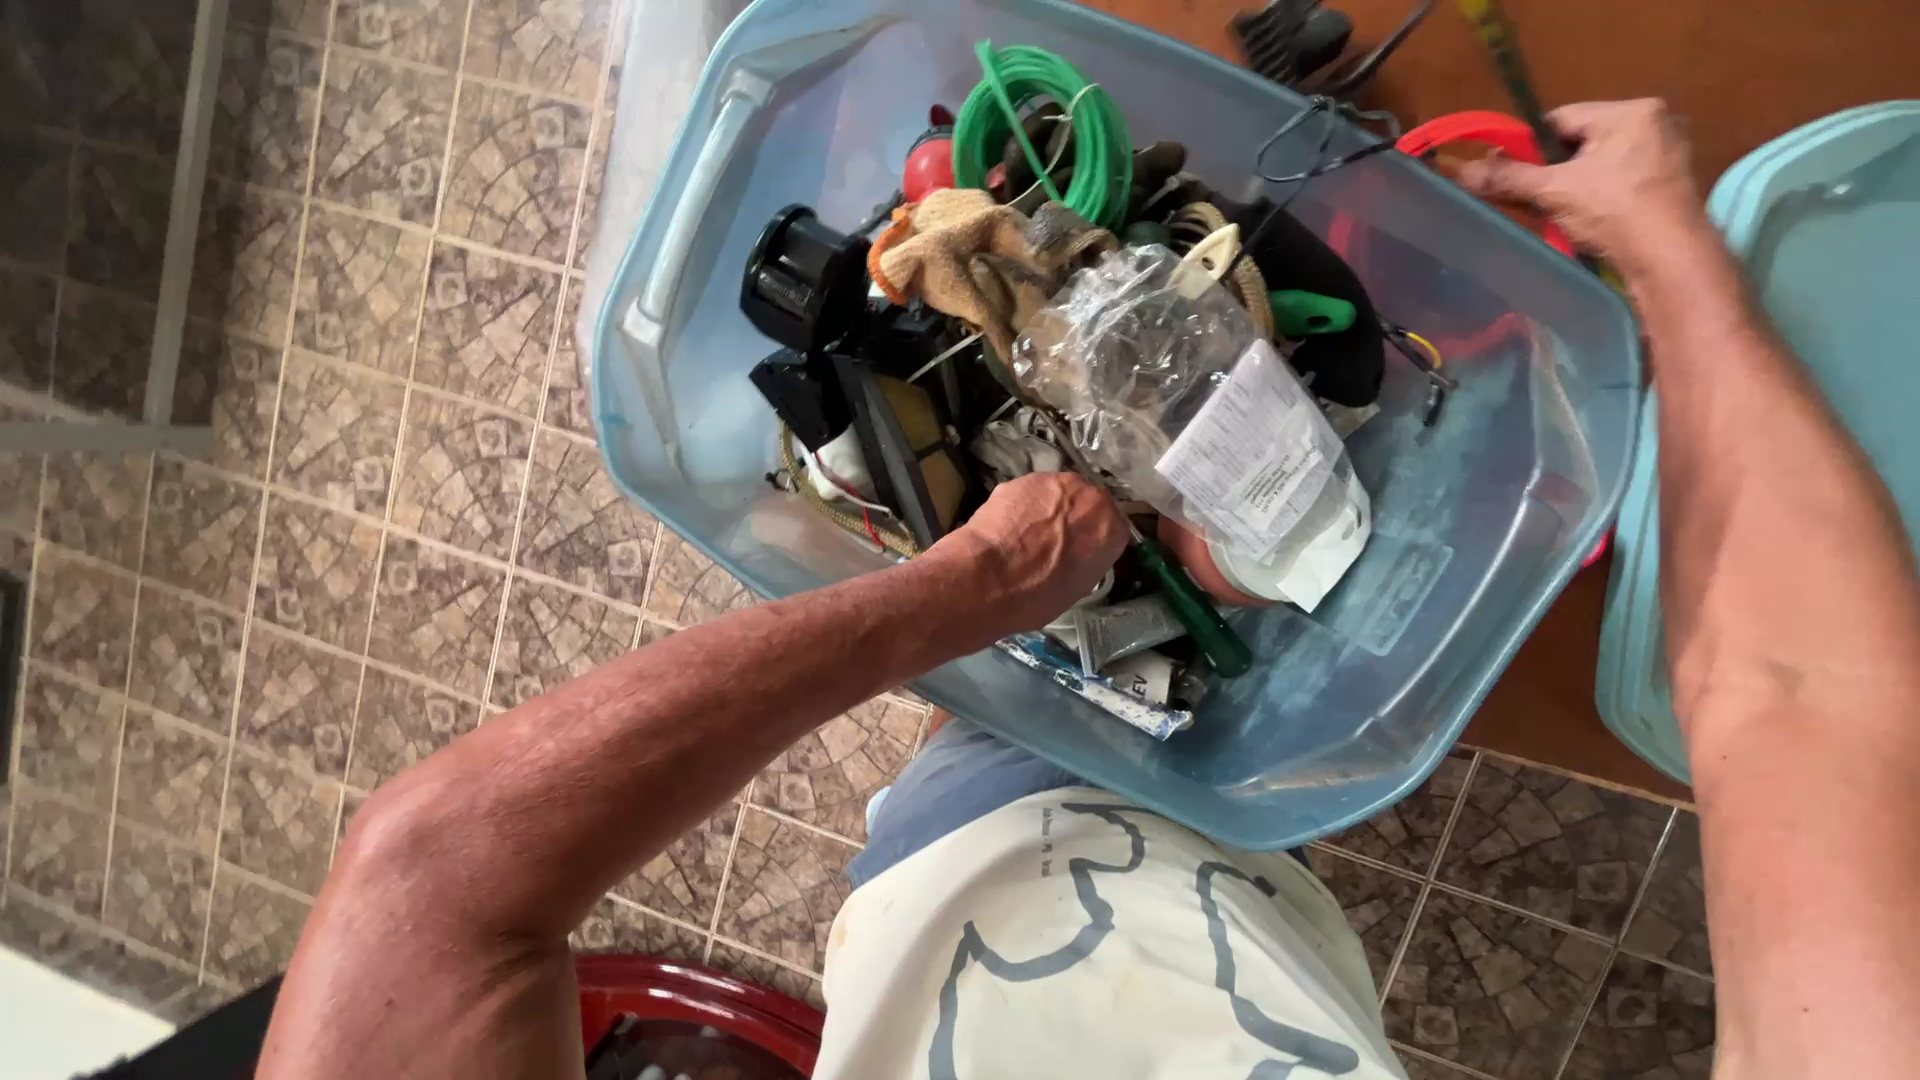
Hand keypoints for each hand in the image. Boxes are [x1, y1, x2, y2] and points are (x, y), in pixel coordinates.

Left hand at [927, 472, 1129, 631]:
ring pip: (1057, 493)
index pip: (1110, 529)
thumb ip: (1085, 561)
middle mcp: (1091, 497)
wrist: (988, 577)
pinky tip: (1006, 525)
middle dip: (1072, 518)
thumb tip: (1073, 556)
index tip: (1078, 552)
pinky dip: (1021, 505)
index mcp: (1112, 529)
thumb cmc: (1037, 595)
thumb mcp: (1077, 588)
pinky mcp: (1023, 478)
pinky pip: (1029, 492)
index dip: (1091, 540)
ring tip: (1025, 533)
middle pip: (1086, 503)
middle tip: (1051, 540)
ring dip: (1047, 508)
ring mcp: (1056, 482)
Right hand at [1456, 99, 1713, 274]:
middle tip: (1522, 195)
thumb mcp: (1552, 191)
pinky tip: (1578, 213)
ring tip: (1547, 207)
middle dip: (1546, 167)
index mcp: (1629, 112)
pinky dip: (1589, 191)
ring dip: (1566, 181)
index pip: (1558, 119)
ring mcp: (1663, 149)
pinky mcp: (1664, 178)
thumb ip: (1507, 177)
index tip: (1502, 173)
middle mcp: (1652, 121)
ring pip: (1593, 159)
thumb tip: (1459, 170)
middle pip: (1576, 140)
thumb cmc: (1612, 210)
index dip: (1523, 146)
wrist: (1664, 252)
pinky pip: (1613, 175)